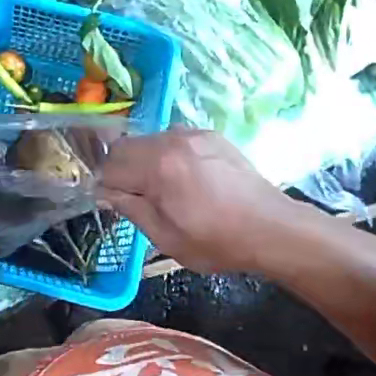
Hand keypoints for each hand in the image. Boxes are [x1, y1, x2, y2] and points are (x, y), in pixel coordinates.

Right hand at [100, 129, 325, 274]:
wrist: (271, 228)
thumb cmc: (217, 242)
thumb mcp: (166, 238)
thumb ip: (131, 210)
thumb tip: (104, 193)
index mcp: (158, 167)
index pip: (110, 167)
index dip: (105, 188)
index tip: (114, 205)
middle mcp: (172, 141)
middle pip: (124, 146)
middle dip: (120, 170)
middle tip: (133, 198)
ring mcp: (193, 134)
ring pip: (147, 140)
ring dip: (142, 161)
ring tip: (160, 189)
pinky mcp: (210, 135)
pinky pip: (172, 138)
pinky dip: (165, 154)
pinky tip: (182, 178)